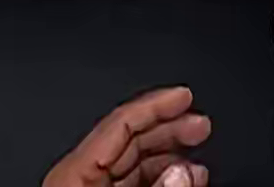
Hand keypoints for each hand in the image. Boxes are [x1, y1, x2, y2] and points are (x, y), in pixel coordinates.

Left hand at [42, 86, 211, 186]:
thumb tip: (184, 167)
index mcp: (71, 170)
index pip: (122, 118)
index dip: (159, 102)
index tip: (187, 95)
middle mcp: (76, 175)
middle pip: (130, 137)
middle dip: (171, 129)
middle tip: (201, 126)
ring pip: (132, 162)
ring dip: (169, 158)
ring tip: (197, 164)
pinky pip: (128, 183)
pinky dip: (156, 179)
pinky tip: (178, 180)